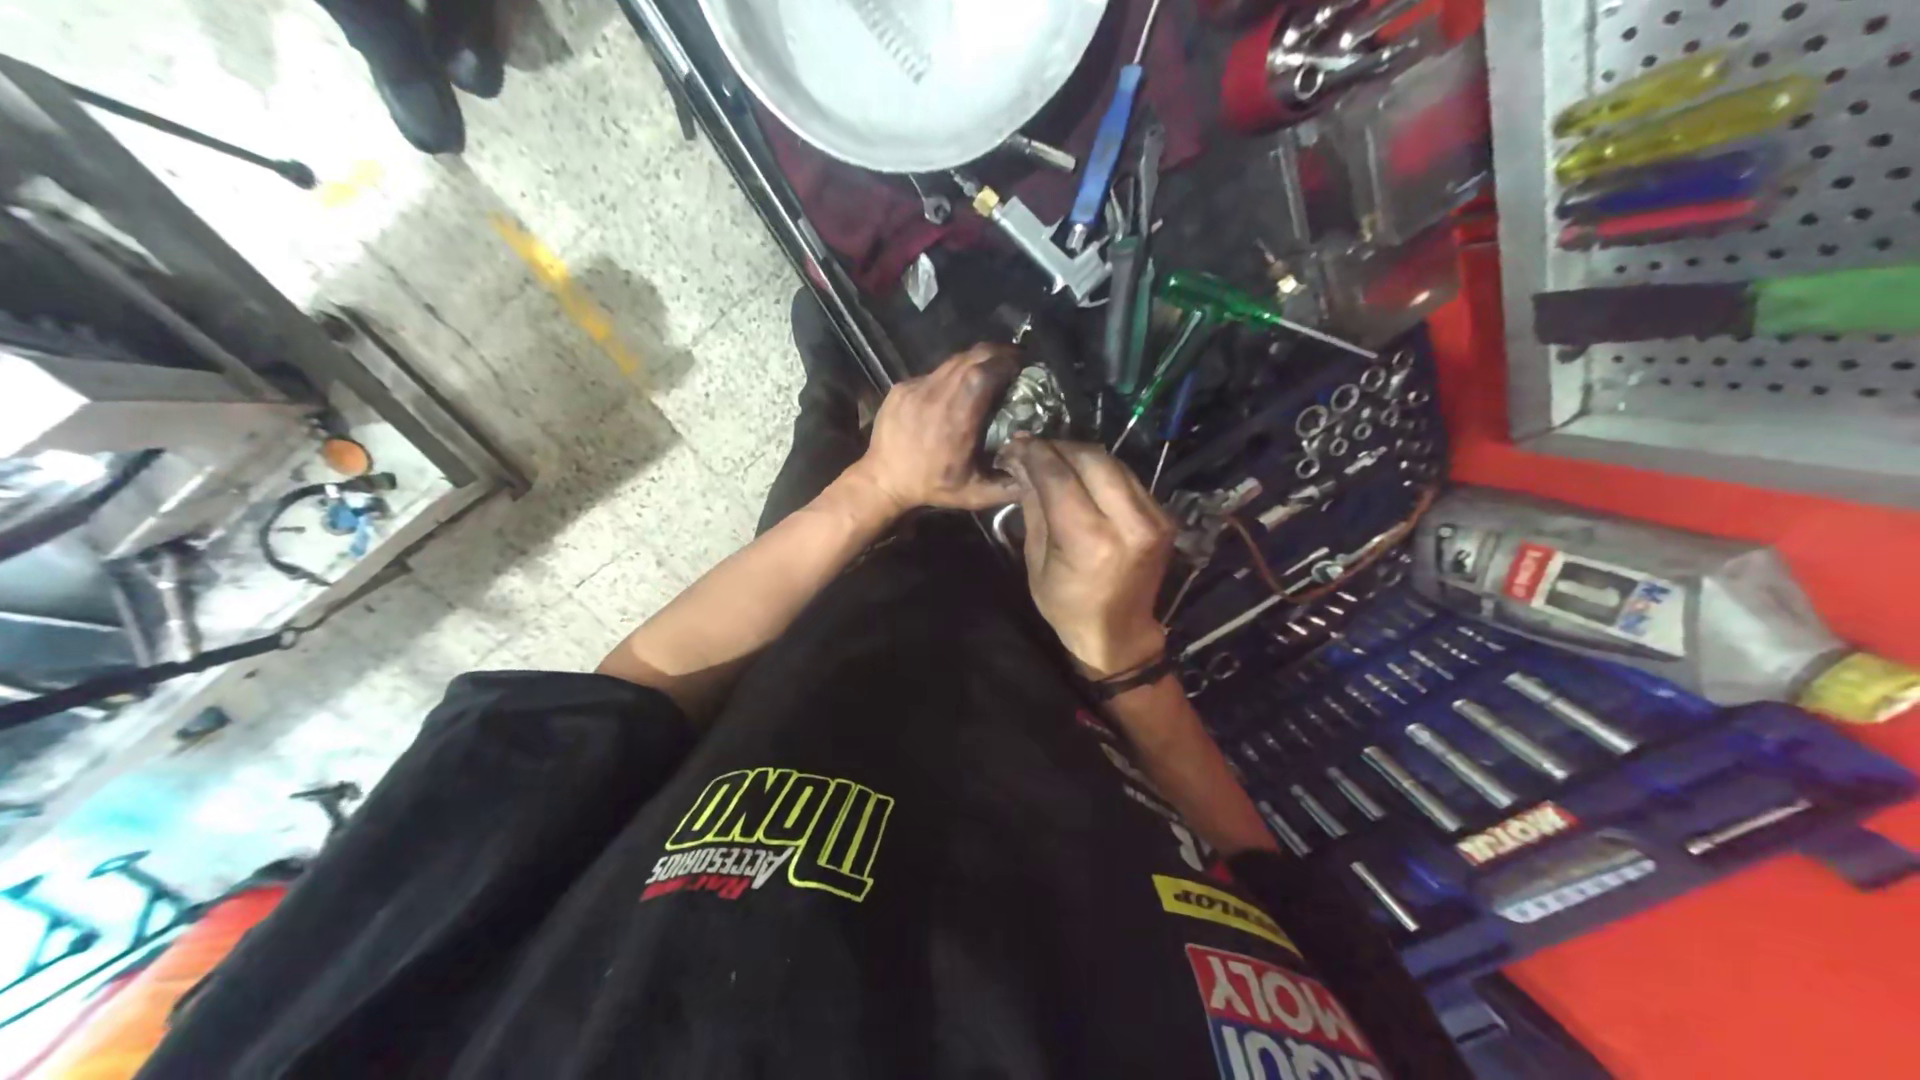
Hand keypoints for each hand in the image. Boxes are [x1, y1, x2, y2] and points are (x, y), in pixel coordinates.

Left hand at [842, 345, 1023, 513]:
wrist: (883, 480)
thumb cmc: (932, 486)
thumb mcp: (976, 494)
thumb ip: (1010, 486)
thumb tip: (1038, 474)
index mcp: (959, 417)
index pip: (986, 372)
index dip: (1007, 363)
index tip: (1023, 365)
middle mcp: (937, 394)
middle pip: (972, 357)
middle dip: (996, 354)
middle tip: (1013, 360)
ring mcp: (917, 387)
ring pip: (952, 361)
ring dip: (975, 361)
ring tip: (989, 369)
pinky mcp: (903, 387)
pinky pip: (933, 373)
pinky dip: (951, 374)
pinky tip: (957, 389)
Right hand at [1000, 438, 1174, 677]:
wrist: (1119, 632)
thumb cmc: (1067, 605)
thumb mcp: (1036, 560)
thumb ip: (1034, 507)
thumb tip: (1023, 465)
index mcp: (1091, 542)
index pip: (1059, 477)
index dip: (1035, 454)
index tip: (1016, 444)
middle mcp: (1129, 524)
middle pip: (1092, 459)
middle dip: (1058, 447)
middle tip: (1033, 448)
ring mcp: (1153, 519)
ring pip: (1113, 462)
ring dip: (1079, 454)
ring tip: (1054, 457)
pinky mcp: (1164, 517)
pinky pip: (1128, 478)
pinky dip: (1101, 470)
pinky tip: (1081, 474)